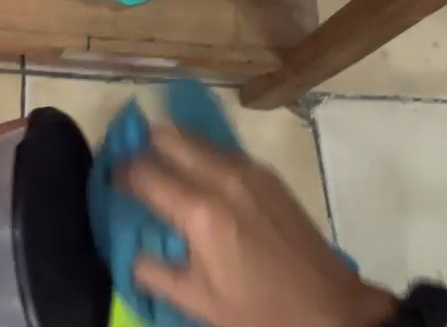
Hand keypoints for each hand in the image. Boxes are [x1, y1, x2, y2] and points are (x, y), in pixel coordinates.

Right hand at [121, 124, 397, 326]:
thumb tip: (130, 251)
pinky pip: (220, 148)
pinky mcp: (266, 172)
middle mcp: (220, 177)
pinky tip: (201, 176)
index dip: (121, 173)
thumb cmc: (262, 312)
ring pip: (195, 136)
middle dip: (145, 146)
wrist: (334, 310)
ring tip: (164, 165)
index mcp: (199, 211)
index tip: (112, 180)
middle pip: (167, 136)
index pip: (144, 172)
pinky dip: (201, 153)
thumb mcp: (201, 304)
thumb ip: (156, 273)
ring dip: (172, 144)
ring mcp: (246, 169)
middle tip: (136, 165)